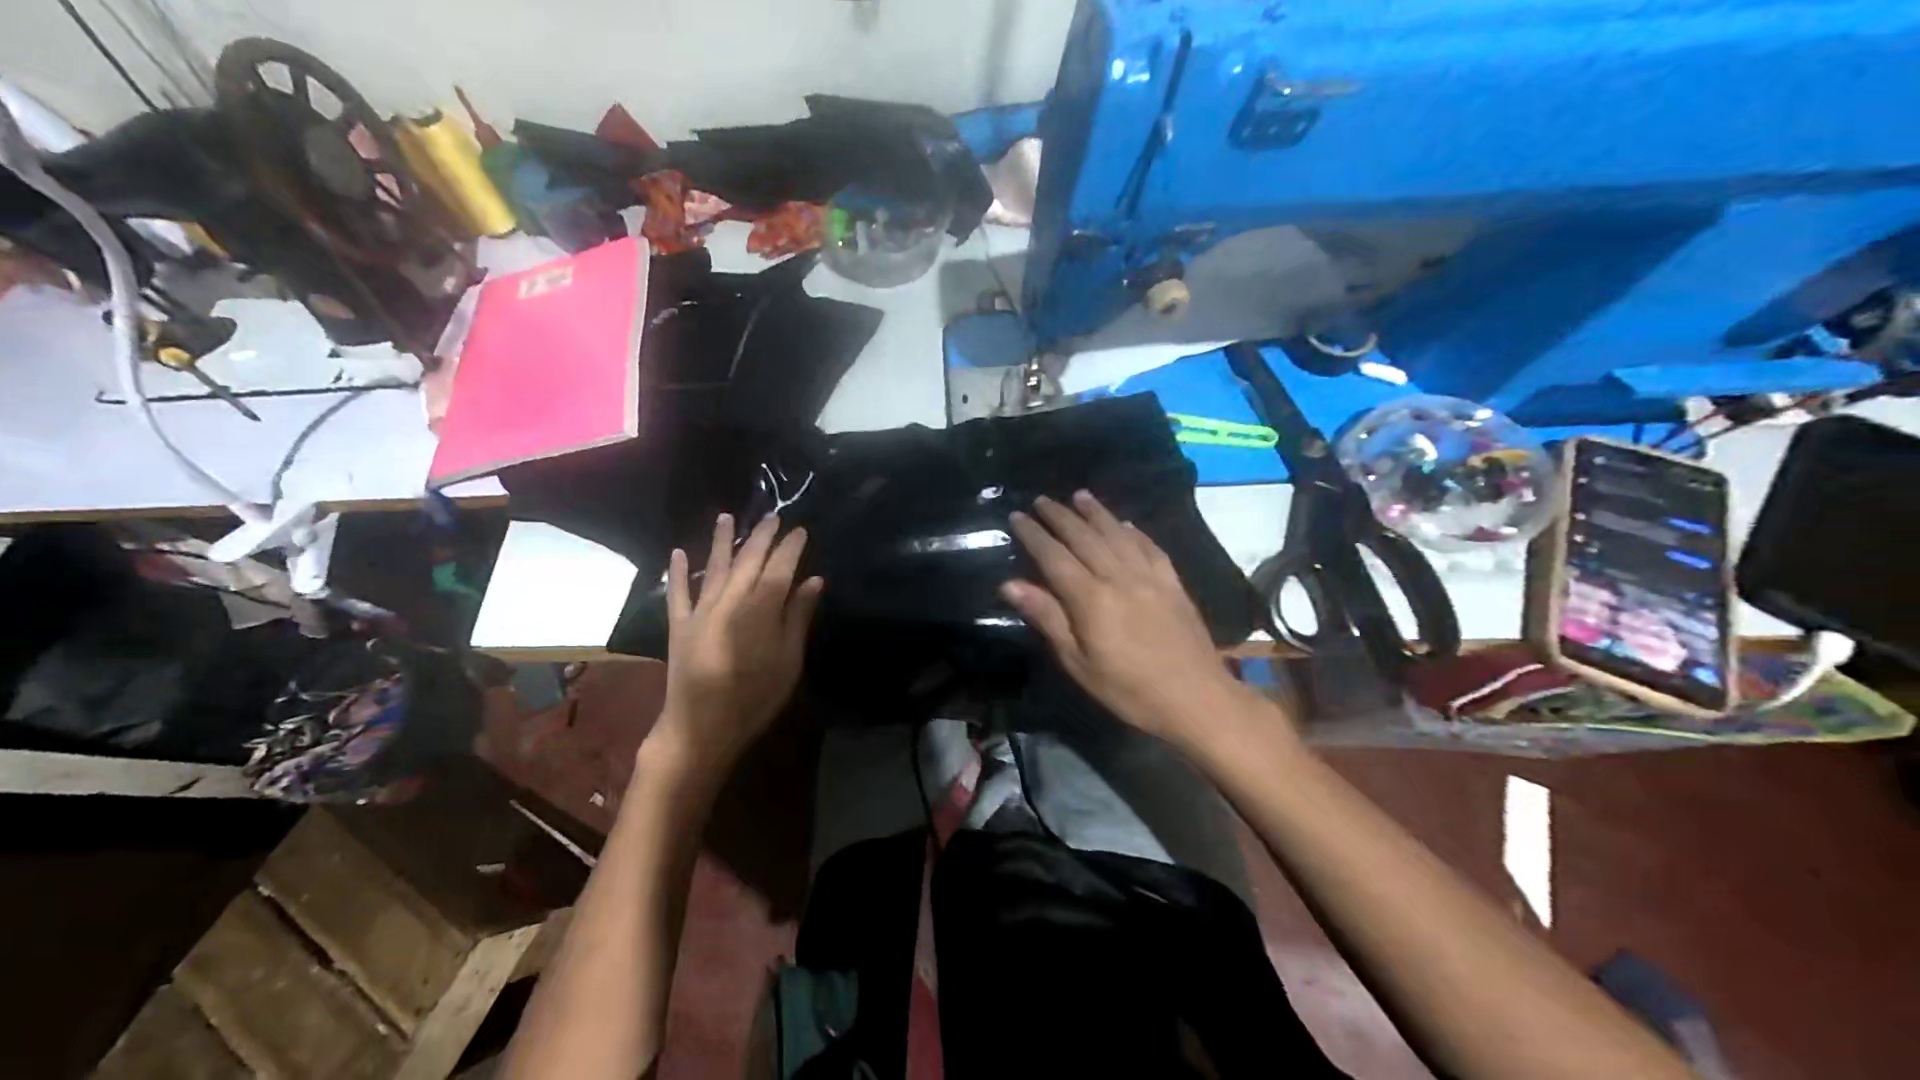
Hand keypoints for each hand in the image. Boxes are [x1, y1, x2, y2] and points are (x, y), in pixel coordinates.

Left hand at [648, 513, 823, 779]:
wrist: (702, 728)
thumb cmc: (755, 698)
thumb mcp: (789, 661)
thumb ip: (798, 617)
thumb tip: (813, 580)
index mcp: (761, 610)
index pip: (780, 568)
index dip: (790, 548)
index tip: (800, 530)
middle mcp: (730, 601)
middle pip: (748, 561)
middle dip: (761, 537)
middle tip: (772, 517)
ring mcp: (701, 611)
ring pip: (714, 567)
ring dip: (720, 541)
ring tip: (726, 517)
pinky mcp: (680, 625)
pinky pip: (678, 592)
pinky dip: (677, 572)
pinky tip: (677, 553)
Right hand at [1002, 492, 1267, 749]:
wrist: (1195, 697)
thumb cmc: (1128, 689)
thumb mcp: (1078, 663)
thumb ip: (1048, 618)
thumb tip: (1010, 584)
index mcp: (1091, 598)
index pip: (1054, 556)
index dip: (1034, 534)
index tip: (1018, 515)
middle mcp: (1119, 577)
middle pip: (1084, 537)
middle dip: (1060, 516)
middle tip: (1042, 500)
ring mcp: (1149, 576)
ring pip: (1117, 534)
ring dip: (1096, 513)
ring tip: (1079, 495)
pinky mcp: (1173, 583)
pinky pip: (1149, 547)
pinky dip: (1133, 531)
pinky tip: (1125, 524)